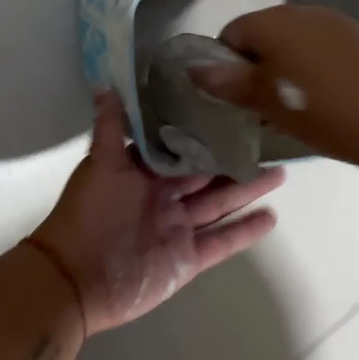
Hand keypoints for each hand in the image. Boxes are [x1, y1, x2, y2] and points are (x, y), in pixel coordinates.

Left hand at [29, 93, 282, 334]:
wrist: (79, 276)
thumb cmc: (89, 213)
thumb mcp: (100, 164)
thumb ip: (109, 126)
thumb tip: (108, 82)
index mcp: (140, 170)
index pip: (176, 144)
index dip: (199, 129)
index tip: (227, 108)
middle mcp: (162, 194)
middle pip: (204, 172)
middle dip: (230, 157)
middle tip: (267, 138)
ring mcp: (177, 225)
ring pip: (219, 202)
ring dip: (246, 188)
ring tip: (279, 171)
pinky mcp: (189, 256)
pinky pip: (222, 240)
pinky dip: (245, 231)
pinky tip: (271, 216)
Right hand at [190, 4, 358, 170]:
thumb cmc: (320, 110)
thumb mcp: (263, 101)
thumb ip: (225, 82)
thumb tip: (194, 68)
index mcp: (271, 20)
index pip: (231, 34)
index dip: (227, 66)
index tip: (238, 98)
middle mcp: (304, 13)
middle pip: (266, 37)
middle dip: (260, 68)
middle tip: (266, 107)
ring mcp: (342, 26)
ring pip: (299, 45)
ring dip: (292, 71)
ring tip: (300, 111)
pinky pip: (330, 54)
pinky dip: (323, 74)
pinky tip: (333, 105)